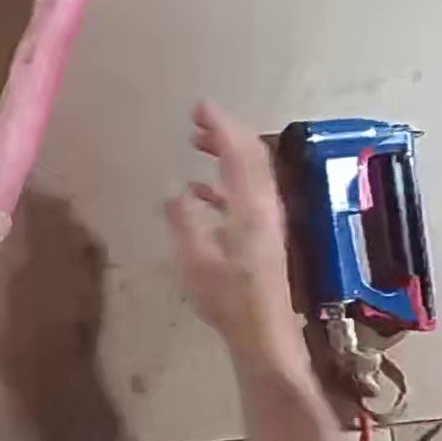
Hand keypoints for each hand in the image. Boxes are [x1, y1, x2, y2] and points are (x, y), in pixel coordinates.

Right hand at [166, 101, 300, 365]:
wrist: (264, 333)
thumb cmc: (228, 300)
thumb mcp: (196, 261)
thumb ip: (184, 223)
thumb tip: (174, 193)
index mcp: (250, 208)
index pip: (239, 154)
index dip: (221, 126)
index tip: (200, 107)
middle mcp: (264, 207)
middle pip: (252, 157)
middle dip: (226, 132)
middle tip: (198, 119)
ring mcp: (267, 221)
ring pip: (250, 174)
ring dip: (227, 154)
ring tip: (198, 143)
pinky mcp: (263, 236)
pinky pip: (245, 195)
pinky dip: (224, 183)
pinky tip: (200, 190)